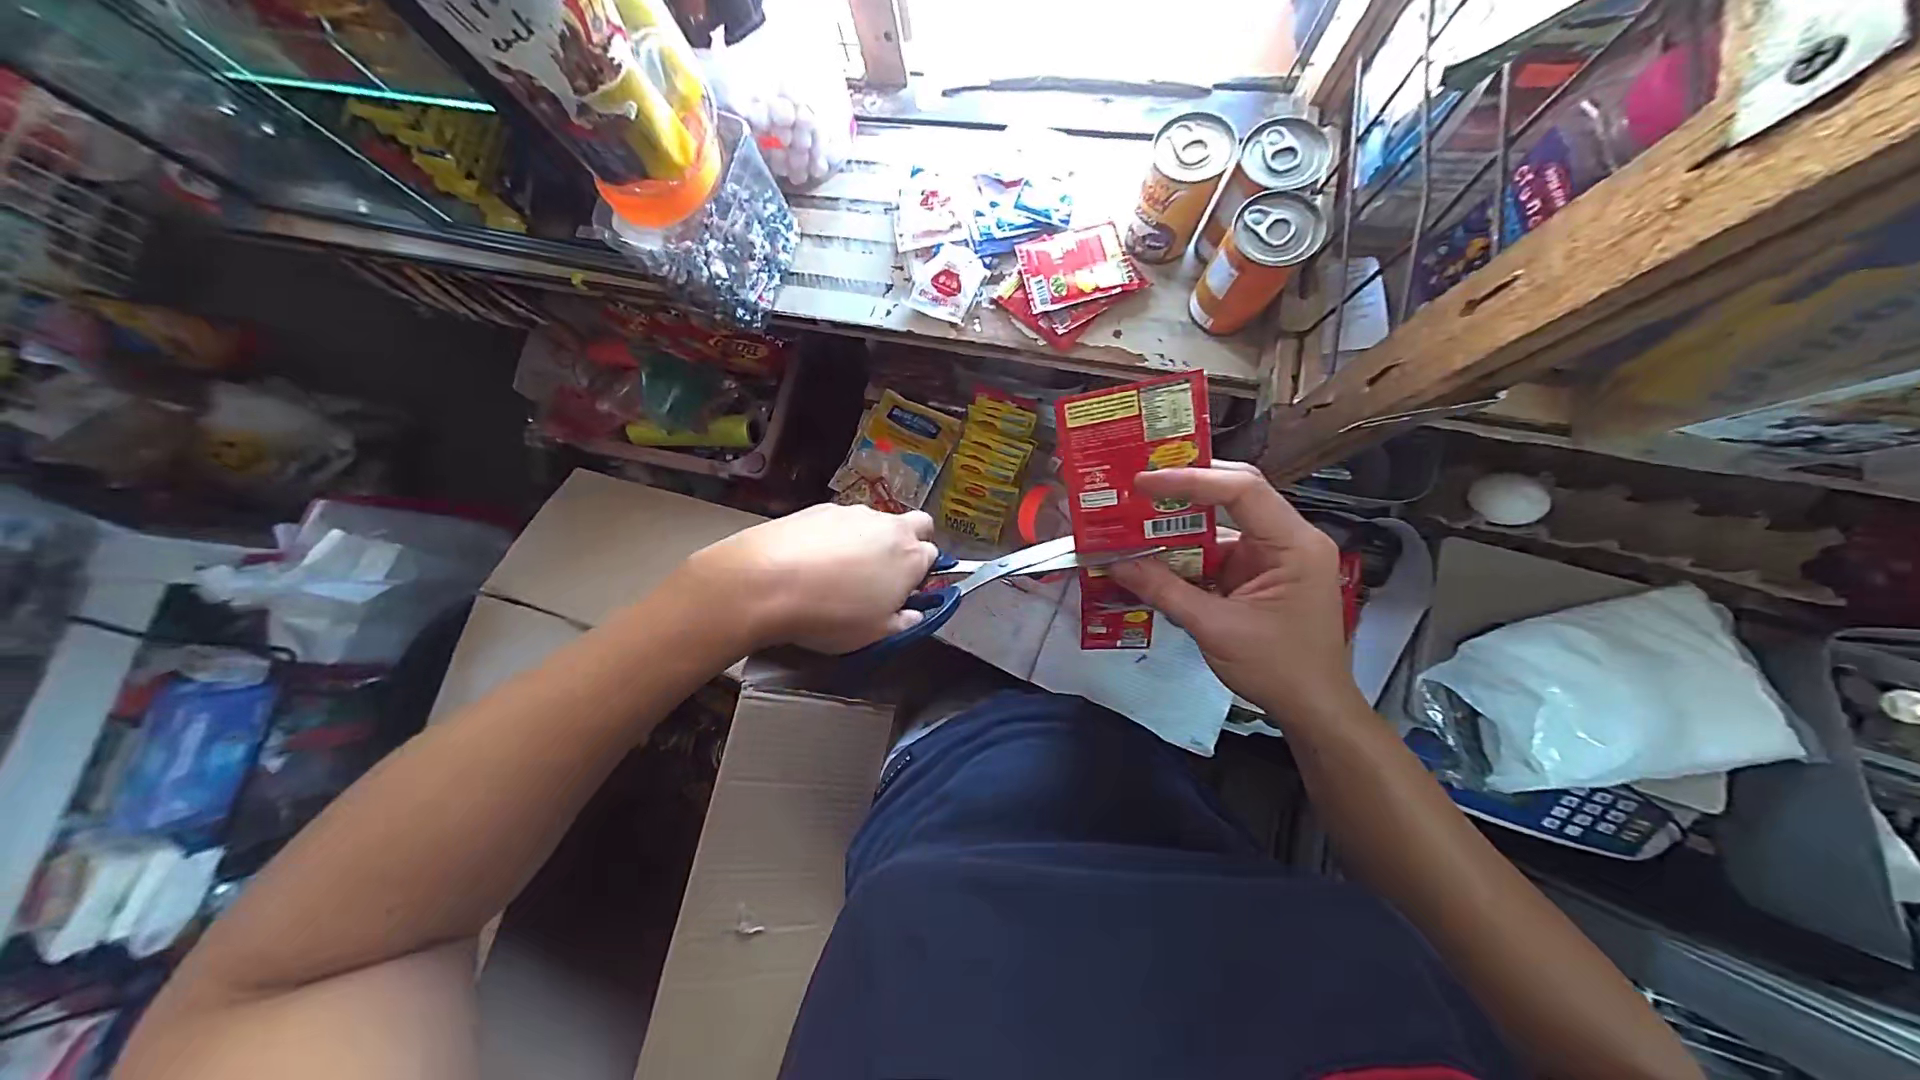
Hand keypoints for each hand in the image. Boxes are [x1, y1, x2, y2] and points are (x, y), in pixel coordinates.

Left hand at [676, 502, 938, 654]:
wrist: (765, 582)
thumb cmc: (829, 615)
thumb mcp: (873, 634)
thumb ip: (902, 622)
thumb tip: (913, 615)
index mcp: (911, 556)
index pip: (933, 556)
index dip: (921, 574)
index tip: (905, 592)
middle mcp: (889, 526)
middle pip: (917, 524)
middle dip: (910, 542)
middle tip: (886, 572)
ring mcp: (853, 513)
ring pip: (875, 522)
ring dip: (869, 540)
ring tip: (840, 571)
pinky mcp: (819, 507)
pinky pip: (839, 521)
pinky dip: (835, 537)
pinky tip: (813, 560)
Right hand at [1106, 461, 1363, 724]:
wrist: (1313, 708)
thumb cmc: (1277, 668)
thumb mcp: (1215, 628)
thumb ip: (1165, 590)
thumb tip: (1116, 563)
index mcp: (1293, 544)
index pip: (1242, 491)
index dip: (1190, 480)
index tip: (1143, 482)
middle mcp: (1289, 539)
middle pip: (1235, 496)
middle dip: (1185, 491)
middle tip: (1139, 487)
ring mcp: (1276, 557)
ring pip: (1223, 526)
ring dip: (1181, 528)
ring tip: (1135, 523)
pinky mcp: (1261, 575)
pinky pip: (1220, 553)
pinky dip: (1188, 557)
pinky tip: (1155, 560)